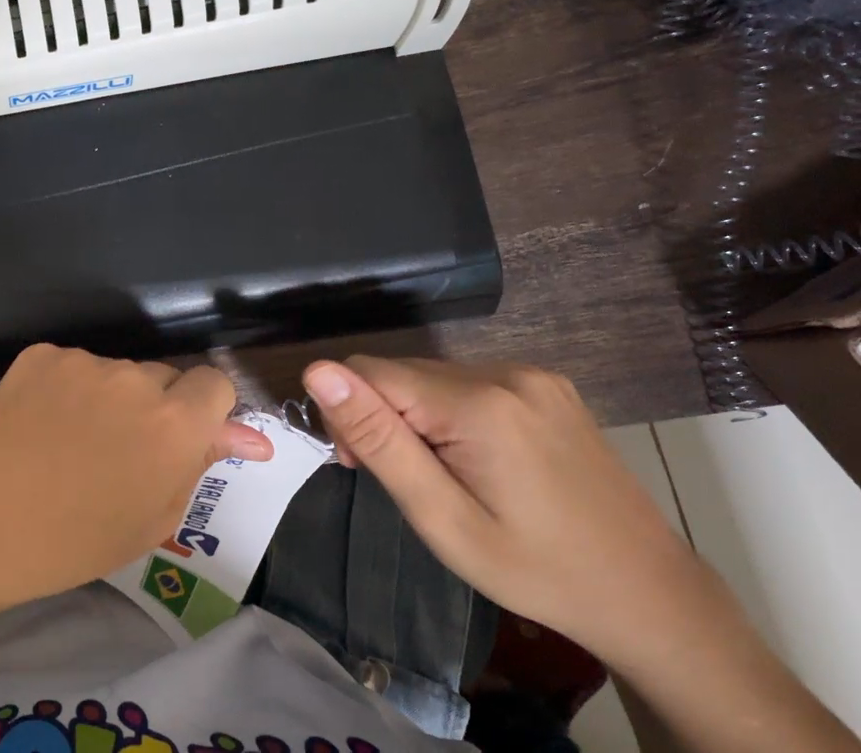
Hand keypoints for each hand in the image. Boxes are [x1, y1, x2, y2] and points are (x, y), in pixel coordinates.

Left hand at [0, 345, 273, 605]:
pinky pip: (71, 367)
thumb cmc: (74, 539)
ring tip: (72, 444)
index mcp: (175, 424)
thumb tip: (248, 437)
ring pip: (114, 373)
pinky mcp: (38, 356)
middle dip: (156, 407)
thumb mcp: (154, 517)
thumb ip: (199, 465)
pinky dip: (67, 390)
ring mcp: (81, 362)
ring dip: (109, 398)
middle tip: (122, 452)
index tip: (183, 440)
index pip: (215, 384)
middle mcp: (133, 379)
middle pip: (162, 377)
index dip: (203, 412)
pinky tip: (42, 426)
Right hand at [300, 356, 712, 661]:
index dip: (347, 416)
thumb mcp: (440, 515)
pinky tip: (475, 461)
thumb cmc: (534, 569)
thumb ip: (376, 438)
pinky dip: (449, 414)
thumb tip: (316, 371)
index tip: (363, 468)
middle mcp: (506, 373)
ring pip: (429, 377)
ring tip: (444, 477)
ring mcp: (534, 378)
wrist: (649, 595)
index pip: (366, 372)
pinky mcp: (549, 389)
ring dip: (414, 417)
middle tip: (407, 483)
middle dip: (380, 418)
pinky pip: (466, 383)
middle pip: (398, 373)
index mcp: (477, 404)